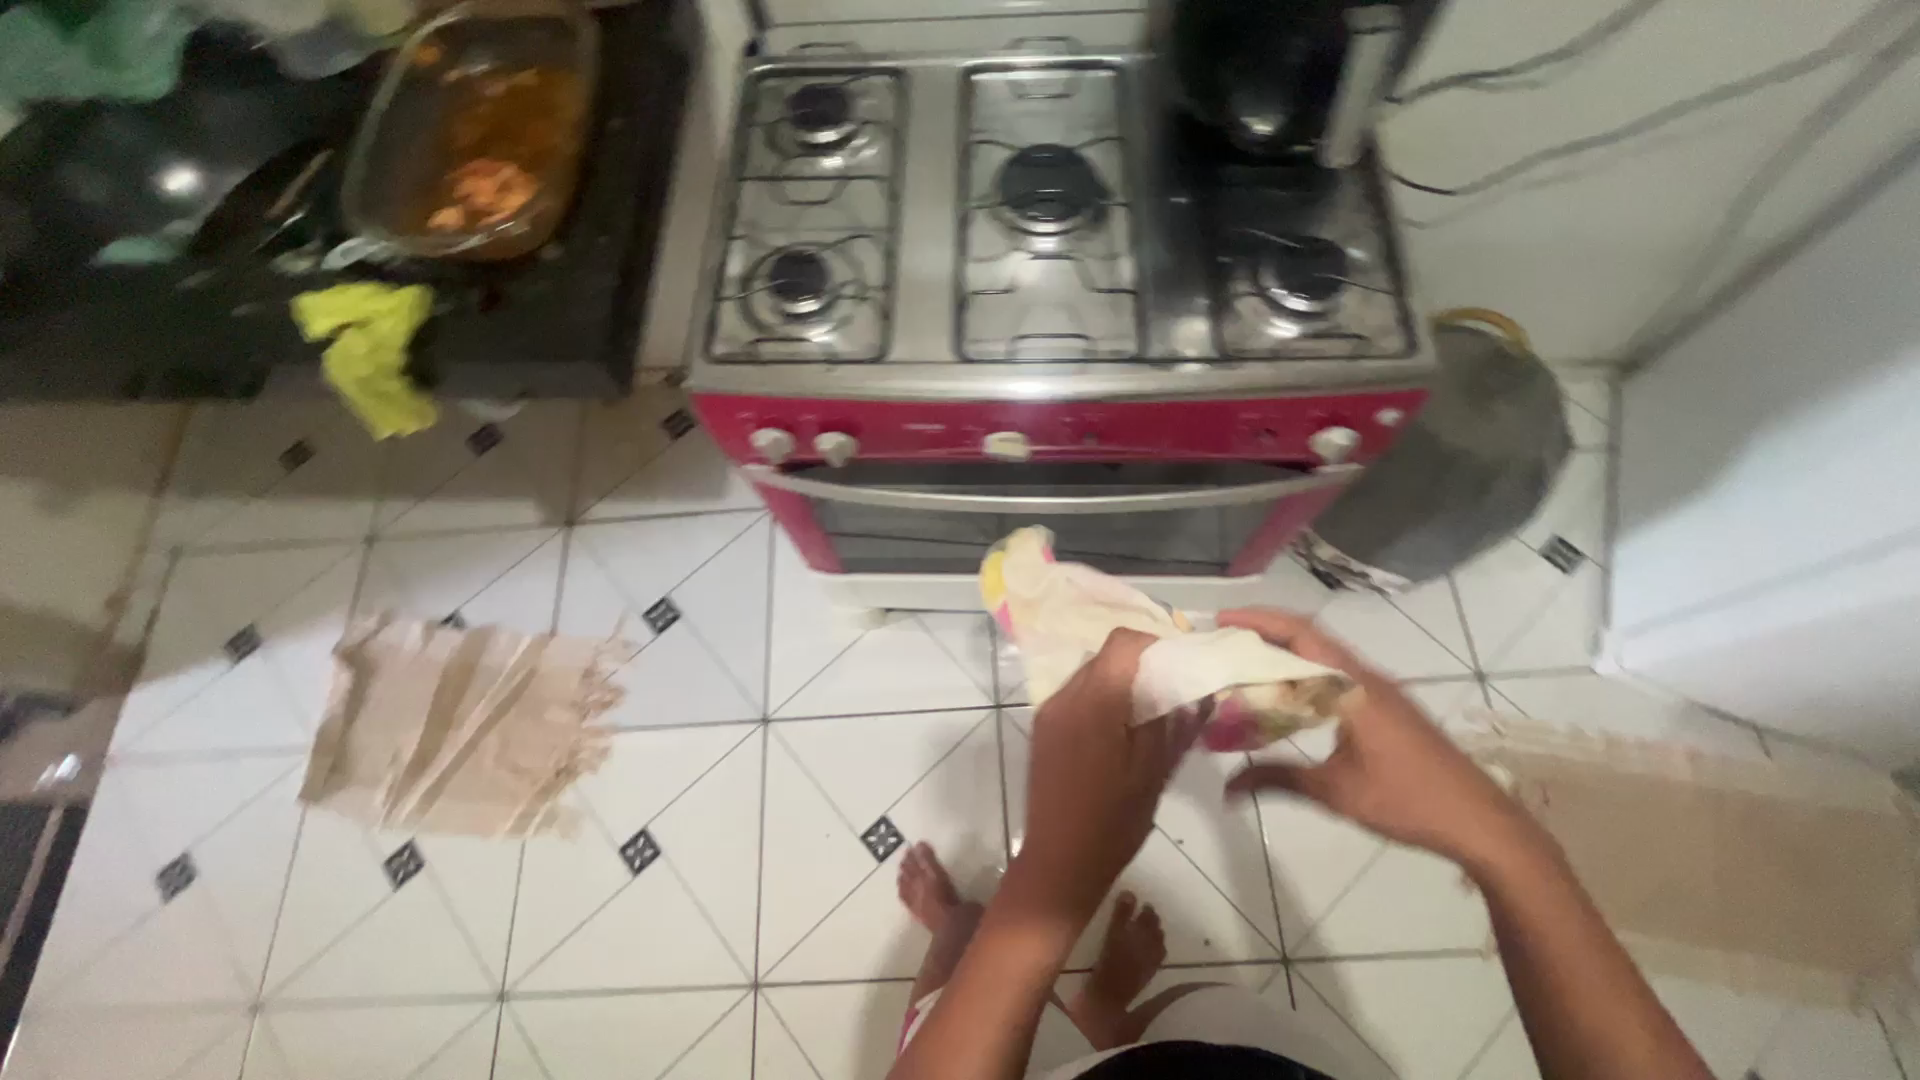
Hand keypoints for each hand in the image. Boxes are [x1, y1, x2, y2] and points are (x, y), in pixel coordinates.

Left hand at [1016, 628, 1201, 917]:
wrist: (1058, 861)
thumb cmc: (1112, 822)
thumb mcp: (1154, 774)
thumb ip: (1174, 724)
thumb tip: (1198, 689)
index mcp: (1094, 702)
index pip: (1123, 642)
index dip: (1155, 644)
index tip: (1181, 666)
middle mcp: (1064, 696)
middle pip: (1105, 655)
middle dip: (1141, 664)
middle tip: (1172, 690)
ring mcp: (1048, 711)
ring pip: (1089, 673)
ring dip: (1120, 681)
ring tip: (1149, 712)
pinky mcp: (1042, 727)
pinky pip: (1075, 694)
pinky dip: (1100, 698)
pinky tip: (1121, 729)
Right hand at [1219, 608, 1548, 873]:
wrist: (1481, 822)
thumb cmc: (1408, 802)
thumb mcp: (1336, 793)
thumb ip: (1278, 781)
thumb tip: (1227, 789)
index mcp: (1354, 688)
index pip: (1302, 635)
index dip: (1260, 621)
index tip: (1220, 620)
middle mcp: (1366, 678)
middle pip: (1310, 636)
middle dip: (1264, 631)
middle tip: (1221, 640)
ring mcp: (1380, 690)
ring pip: (1324, 654)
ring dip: (1284, 650)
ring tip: (1242, 661)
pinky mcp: (1386, 705)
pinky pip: (1336, 672)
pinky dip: (1304, 670)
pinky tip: (1285, 694)